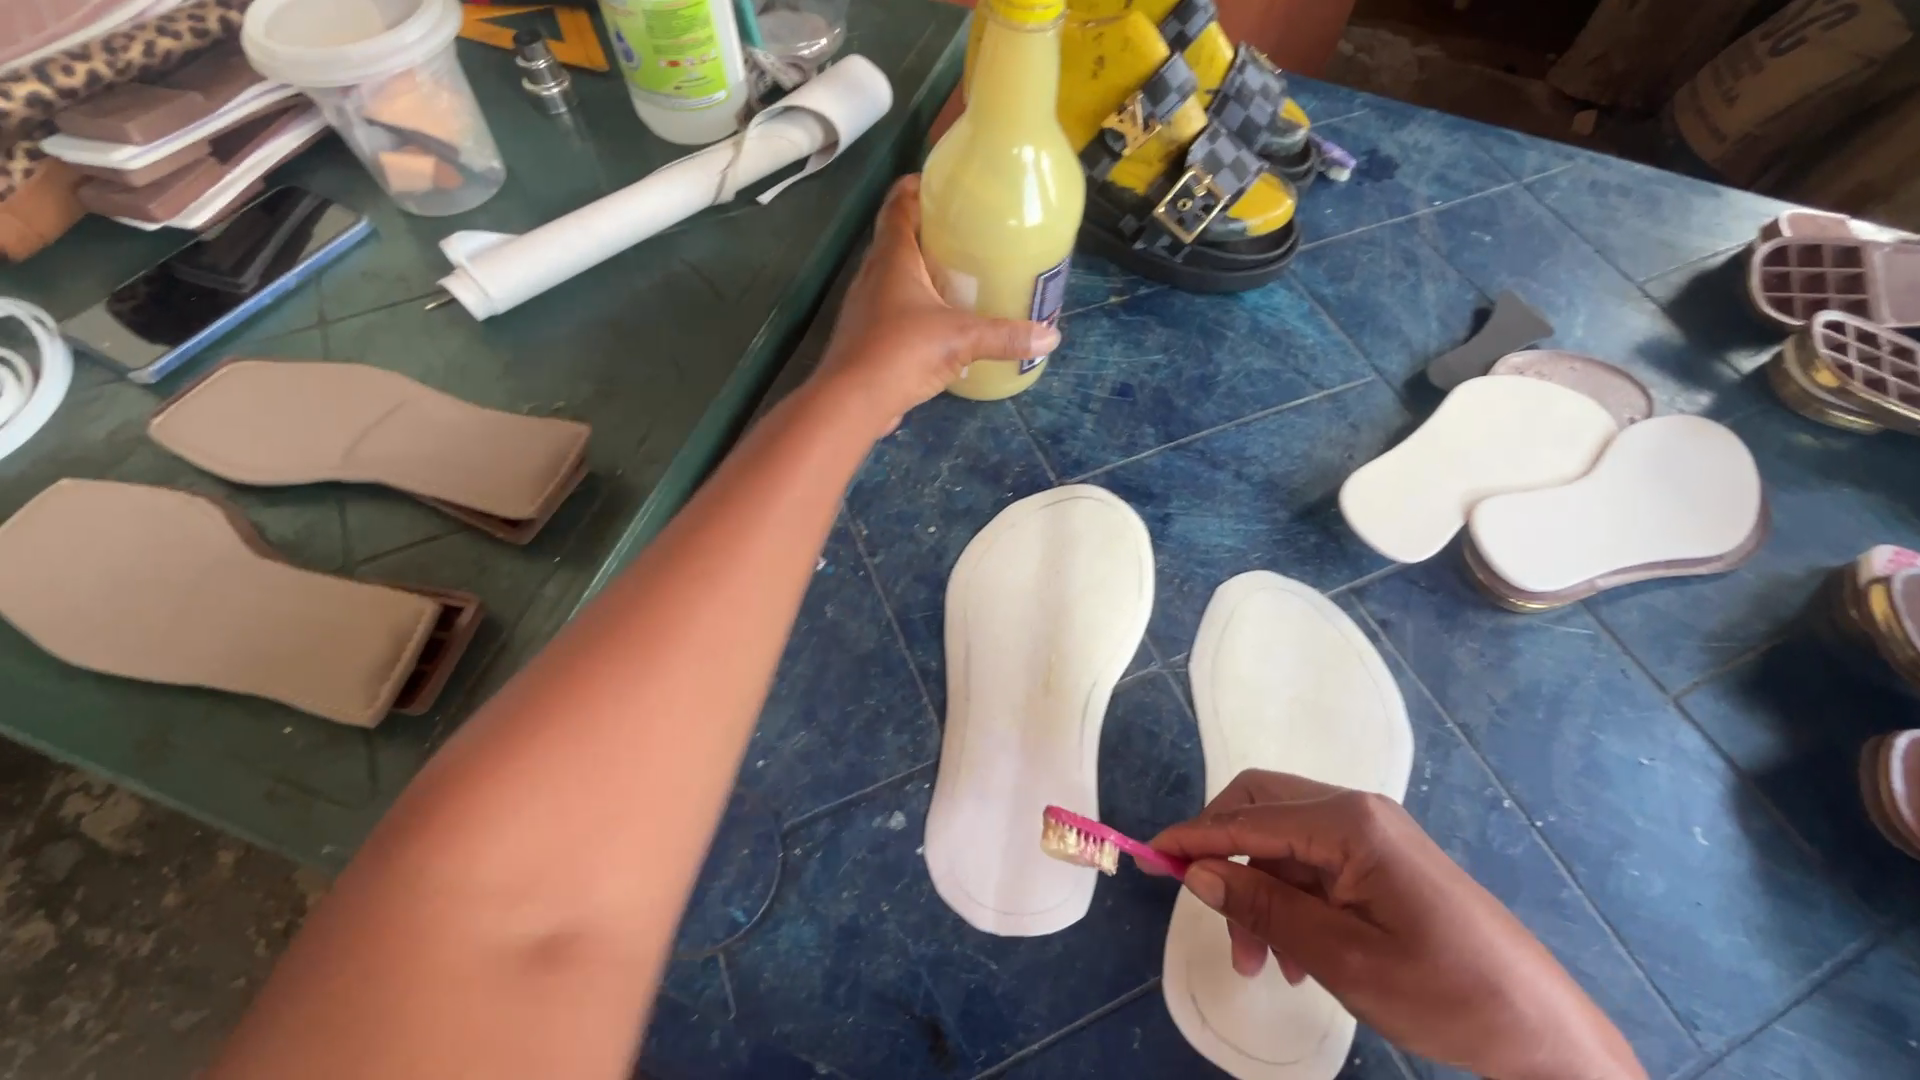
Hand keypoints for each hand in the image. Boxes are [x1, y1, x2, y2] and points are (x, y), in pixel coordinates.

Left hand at [804, 174, 1059, 437]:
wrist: (852, 401)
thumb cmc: (901, 352)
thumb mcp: (961, 339)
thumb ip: (1005, 336)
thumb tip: (1051, 337)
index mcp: (892, 257)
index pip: (898, 204)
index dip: (918, 186)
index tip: (947, 185)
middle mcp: (873, 273)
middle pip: (898, 237)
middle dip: (929, 231)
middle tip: (968, 233)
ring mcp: (865, 305)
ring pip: (895, 275)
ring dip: (922, 271)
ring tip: (959, 275)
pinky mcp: (865, 335)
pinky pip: (893, 308)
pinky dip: (915, 305)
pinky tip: (939, 321)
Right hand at [1149, 770, 1646, 1079]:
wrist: (1544, 1031)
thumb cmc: (1444, 993)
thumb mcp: (1340, 957)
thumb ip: (1262, 907)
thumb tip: (1197, 872)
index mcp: (1347, 822)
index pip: (1247, 815)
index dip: (1194, 836)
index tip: (1150, 857)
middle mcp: (1355, 812)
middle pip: (1259, 807)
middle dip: (1223, 855)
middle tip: (1208, 913)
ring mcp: (1370, 834)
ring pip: (1280, 840)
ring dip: (1254, 888)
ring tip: (1257, 961)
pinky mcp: (1379, 860)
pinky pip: (1310, 862)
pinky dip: (1285, 897)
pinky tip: (1290, 952)